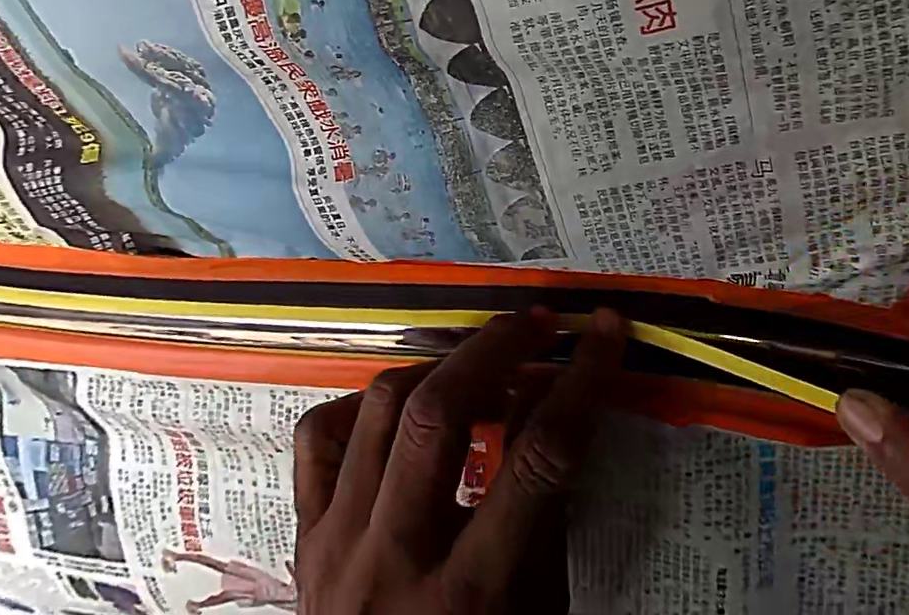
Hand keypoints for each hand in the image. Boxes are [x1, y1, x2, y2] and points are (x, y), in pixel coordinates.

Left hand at [293, 309, 627, 614]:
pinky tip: (399, 407)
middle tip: (533, 323)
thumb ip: (543, 506)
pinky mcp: (303, 534)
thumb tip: (548, 395)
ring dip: (438, 368)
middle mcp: (395, 560)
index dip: (582, 382)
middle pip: (438, 414)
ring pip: (380, 409)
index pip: (538, 460)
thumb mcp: (535, 611)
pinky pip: (320, 436)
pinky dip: (364, 405)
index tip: (605, 332)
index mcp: (472, 598)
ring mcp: (335, 543)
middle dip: (494, 348)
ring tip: (476, 364)